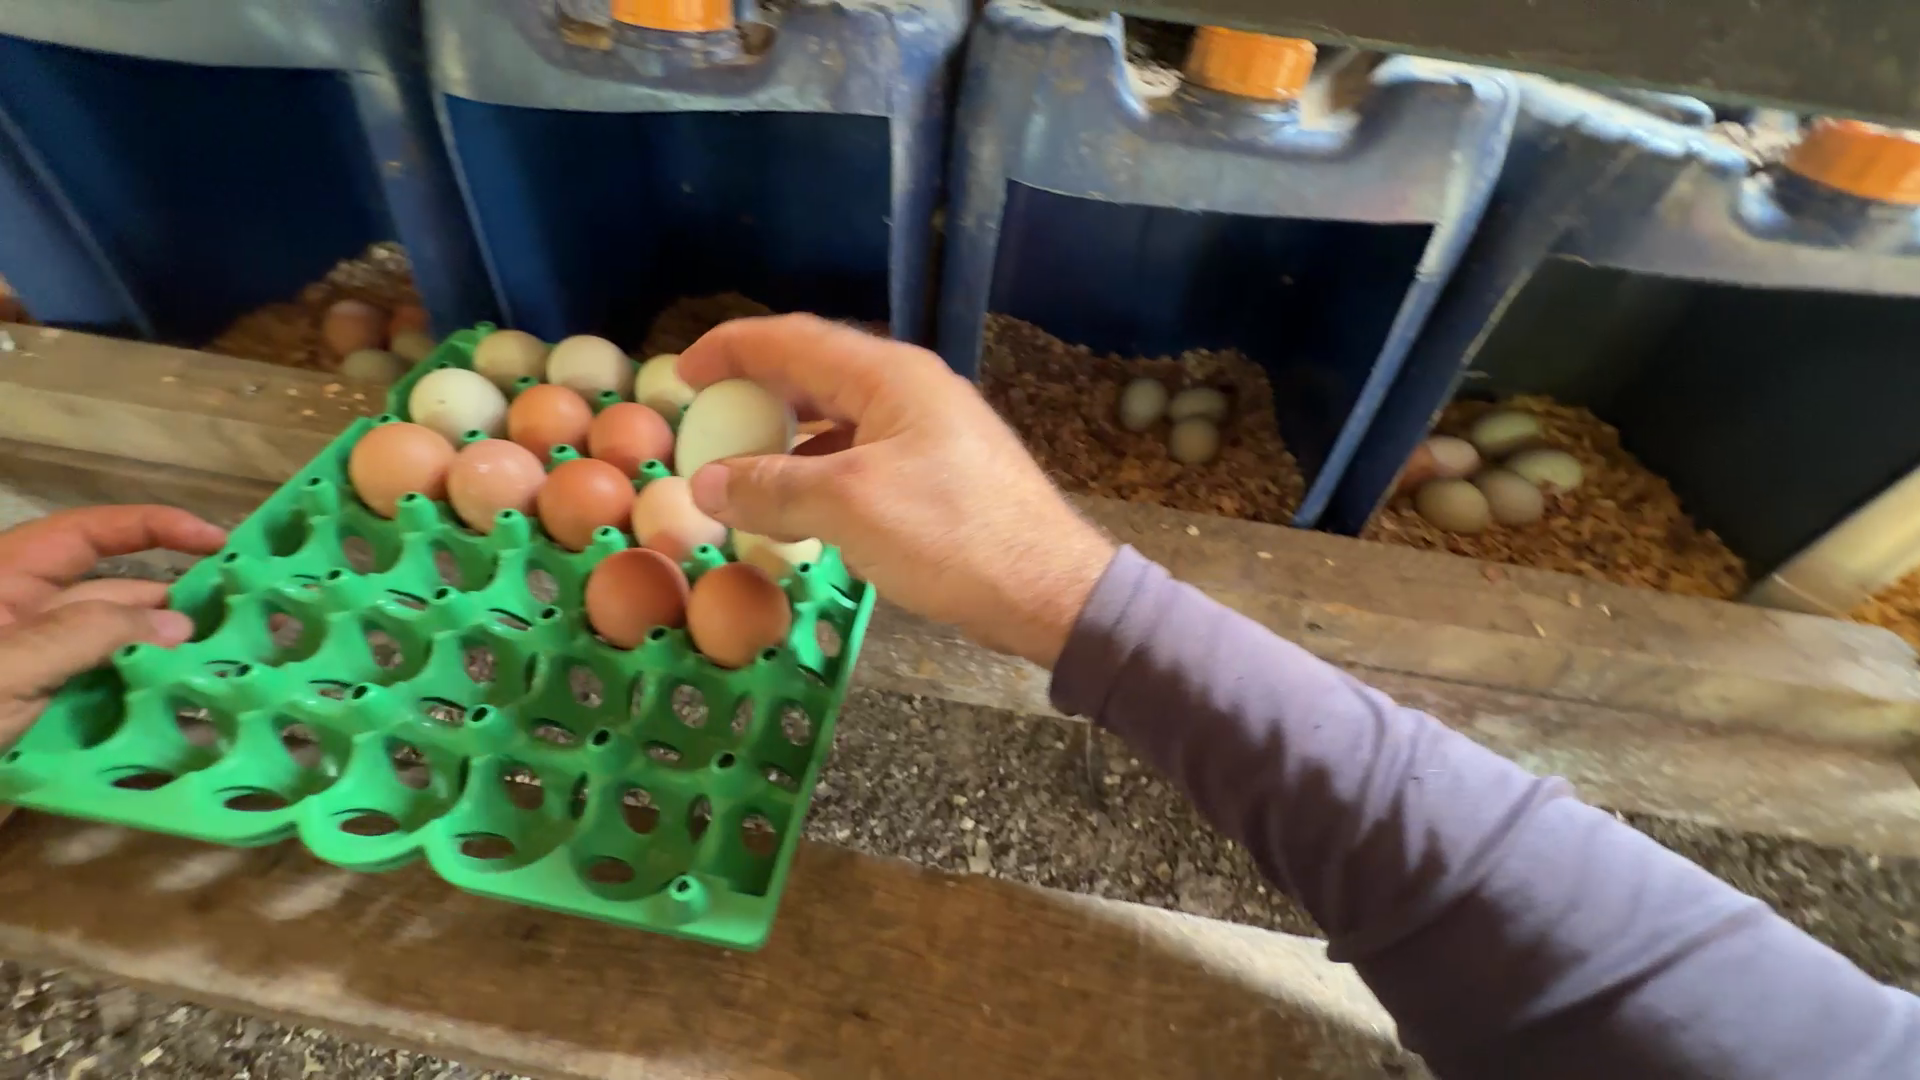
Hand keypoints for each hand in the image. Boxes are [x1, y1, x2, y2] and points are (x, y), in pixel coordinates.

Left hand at [0, 506, 227, 748]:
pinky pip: (117, 696)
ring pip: (126, 648)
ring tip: (239, 665)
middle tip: (253, 619)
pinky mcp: (48, 717)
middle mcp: (22, 623)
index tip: (221, 542)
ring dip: (178, 655)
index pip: (84, 535)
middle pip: (119, 594)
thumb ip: (90, 634)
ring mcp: (37, 673)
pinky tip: (199, 708)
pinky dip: (158, 699)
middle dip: (182, 603)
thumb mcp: (2, 670)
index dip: (154, 527)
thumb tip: (180, 621)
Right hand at [677, 315, 1115, 667]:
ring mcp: (929, 435)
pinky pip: (863, 461)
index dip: (731, 350)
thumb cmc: (951, 535)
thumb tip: (708, 483)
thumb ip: (774, 488)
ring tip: (743, 472)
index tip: (683, 376)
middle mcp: (910, 393)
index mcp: (890, 377)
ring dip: (789, 444)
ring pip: (840, 425)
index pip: (794, 340)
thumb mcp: (851, 507)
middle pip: (816, 377)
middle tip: (708, 426)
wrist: (1046, 589)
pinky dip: (823, 477)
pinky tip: (802, 508)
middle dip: (757, 398)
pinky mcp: (938, 477)